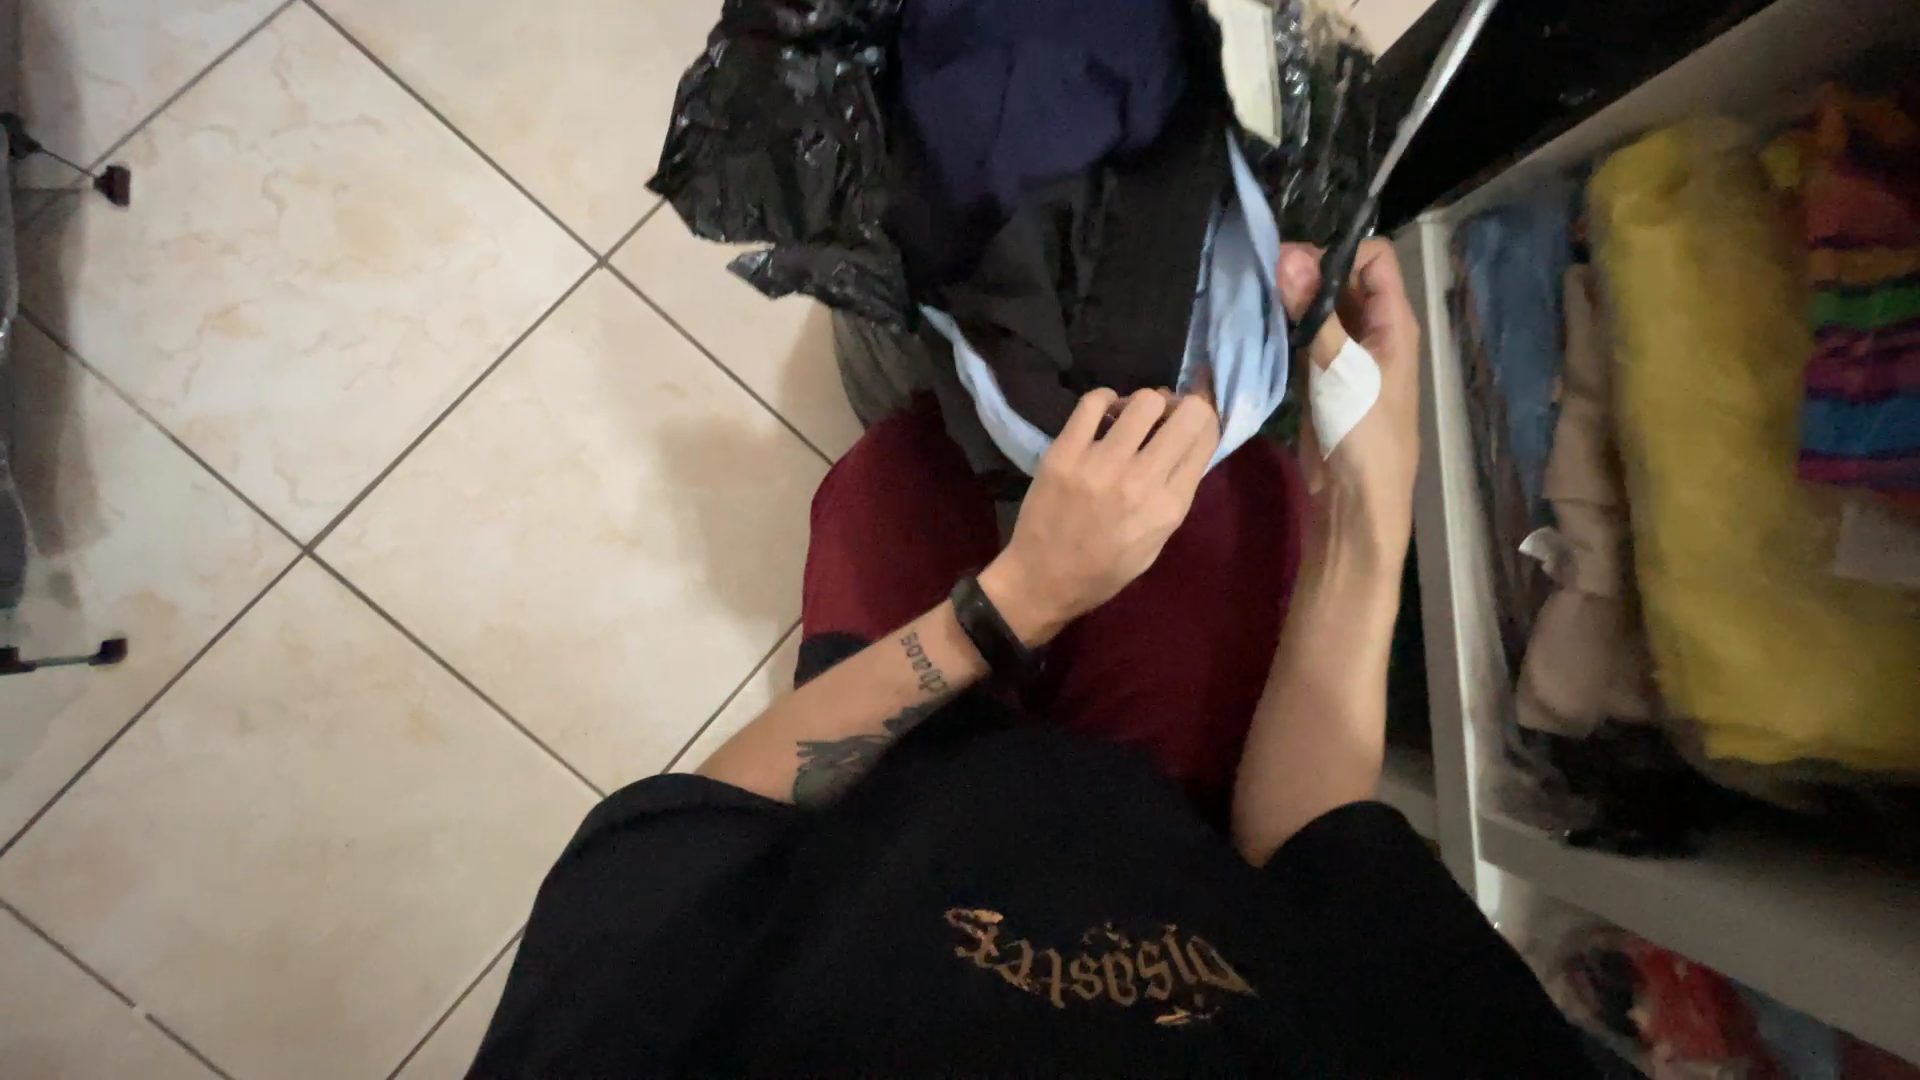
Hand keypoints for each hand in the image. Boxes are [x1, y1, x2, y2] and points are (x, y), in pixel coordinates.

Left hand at [979, 389, 1221, 643]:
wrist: (1043, 581)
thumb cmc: (1103, 570)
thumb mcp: (1155, 542)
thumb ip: (1175, 494)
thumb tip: (1186, 444)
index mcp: (1169, 507)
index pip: (1205, 438)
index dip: (1203, 422)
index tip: (1189, 421)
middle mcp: (1140, 481)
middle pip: (1186, 413)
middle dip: (1180, 408)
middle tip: (1163, 417)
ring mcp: (1099, 465)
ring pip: (1143, 401)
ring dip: (1143, 403)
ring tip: (1130, 418)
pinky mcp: (1063, 454)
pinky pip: (1093, 401)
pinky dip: (1105, 400)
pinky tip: (1103, 414)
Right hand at [1278, 239, 1420, 568]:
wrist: (1354, 499)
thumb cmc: (1363, 435)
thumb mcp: (1342, 371)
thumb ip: (1314, 316)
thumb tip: (1287, 257)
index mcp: (1393, 322)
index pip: (1373, 259)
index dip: (1334, 254)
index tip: (1288, 264)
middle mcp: (1370, 332)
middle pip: (1341, 283)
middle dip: (1304, 275)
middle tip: (1257, 280)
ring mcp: (1342, 357)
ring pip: (1317, 313)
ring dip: (1288, 305)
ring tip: (1248, 302)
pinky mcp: (1317, 381)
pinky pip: (1300, 342)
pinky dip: (1280, 333)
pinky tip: (1253, 332)